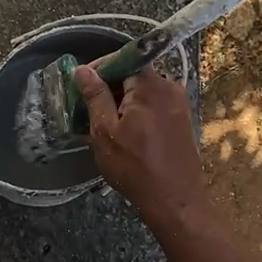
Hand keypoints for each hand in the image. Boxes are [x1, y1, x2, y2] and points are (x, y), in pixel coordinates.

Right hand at [72, 64, 207, 226]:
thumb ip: (94, 96)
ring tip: (100, 123)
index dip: (98, 69)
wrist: (175, 201)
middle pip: (132, 75)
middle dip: (107, 87)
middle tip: (85, 108)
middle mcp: (169, 88)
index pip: (122, 59)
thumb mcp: (105, 131)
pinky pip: (152, 105)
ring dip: (119, 101)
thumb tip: (82, 69)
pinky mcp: (181, 120)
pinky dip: (134, 111)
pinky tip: (121, 132)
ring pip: (141, 91)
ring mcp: (178, 104)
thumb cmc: (135, 167)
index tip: (80, 87)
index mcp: (150, 86)